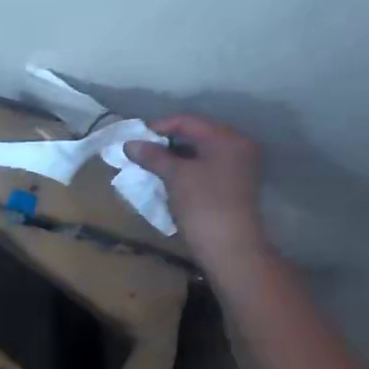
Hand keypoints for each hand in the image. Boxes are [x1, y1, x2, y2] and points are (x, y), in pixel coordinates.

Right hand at [124, 115, 267, 269]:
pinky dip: (187, 170)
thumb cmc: (203, 204)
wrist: (229, 247)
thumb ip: (153, 156)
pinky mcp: (235, 186)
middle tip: (142, 152)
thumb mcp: (175, 176)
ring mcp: (239, 167)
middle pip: (197, 135)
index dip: (159, 127)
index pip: (189, 121)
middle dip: (167, 142)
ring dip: (175, 157)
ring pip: (201, 153)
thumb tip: (130, 144)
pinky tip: (169, 179)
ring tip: (151, 166)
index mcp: (228, 138)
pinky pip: (207, 168)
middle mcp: (238, 147)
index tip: (135, 138)